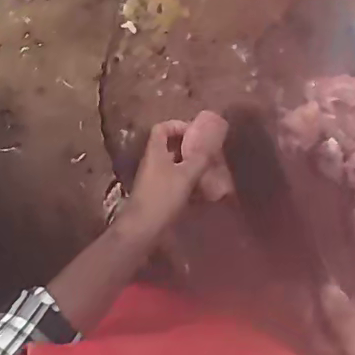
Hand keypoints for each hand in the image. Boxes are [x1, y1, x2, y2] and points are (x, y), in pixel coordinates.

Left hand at [117, 111, 228, 241]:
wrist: (142, 229)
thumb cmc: (162, 197)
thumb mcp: (185, 175)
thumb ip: (199, 158)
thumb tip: (212, 143)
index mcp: (155, 152)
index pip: (162, 128)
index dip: (178, 126)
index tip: (196, 134)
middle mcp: (152, 162)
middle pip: (168, 146)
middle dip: (188, 147)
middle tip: (206, 152)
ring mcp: (152, 179)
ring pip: (172, 164)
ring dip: (188, 165)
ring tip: (207, 170)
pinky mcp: (156, 194)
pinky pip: (173, 180)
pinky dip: (186, 181)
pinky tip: (200, 190)